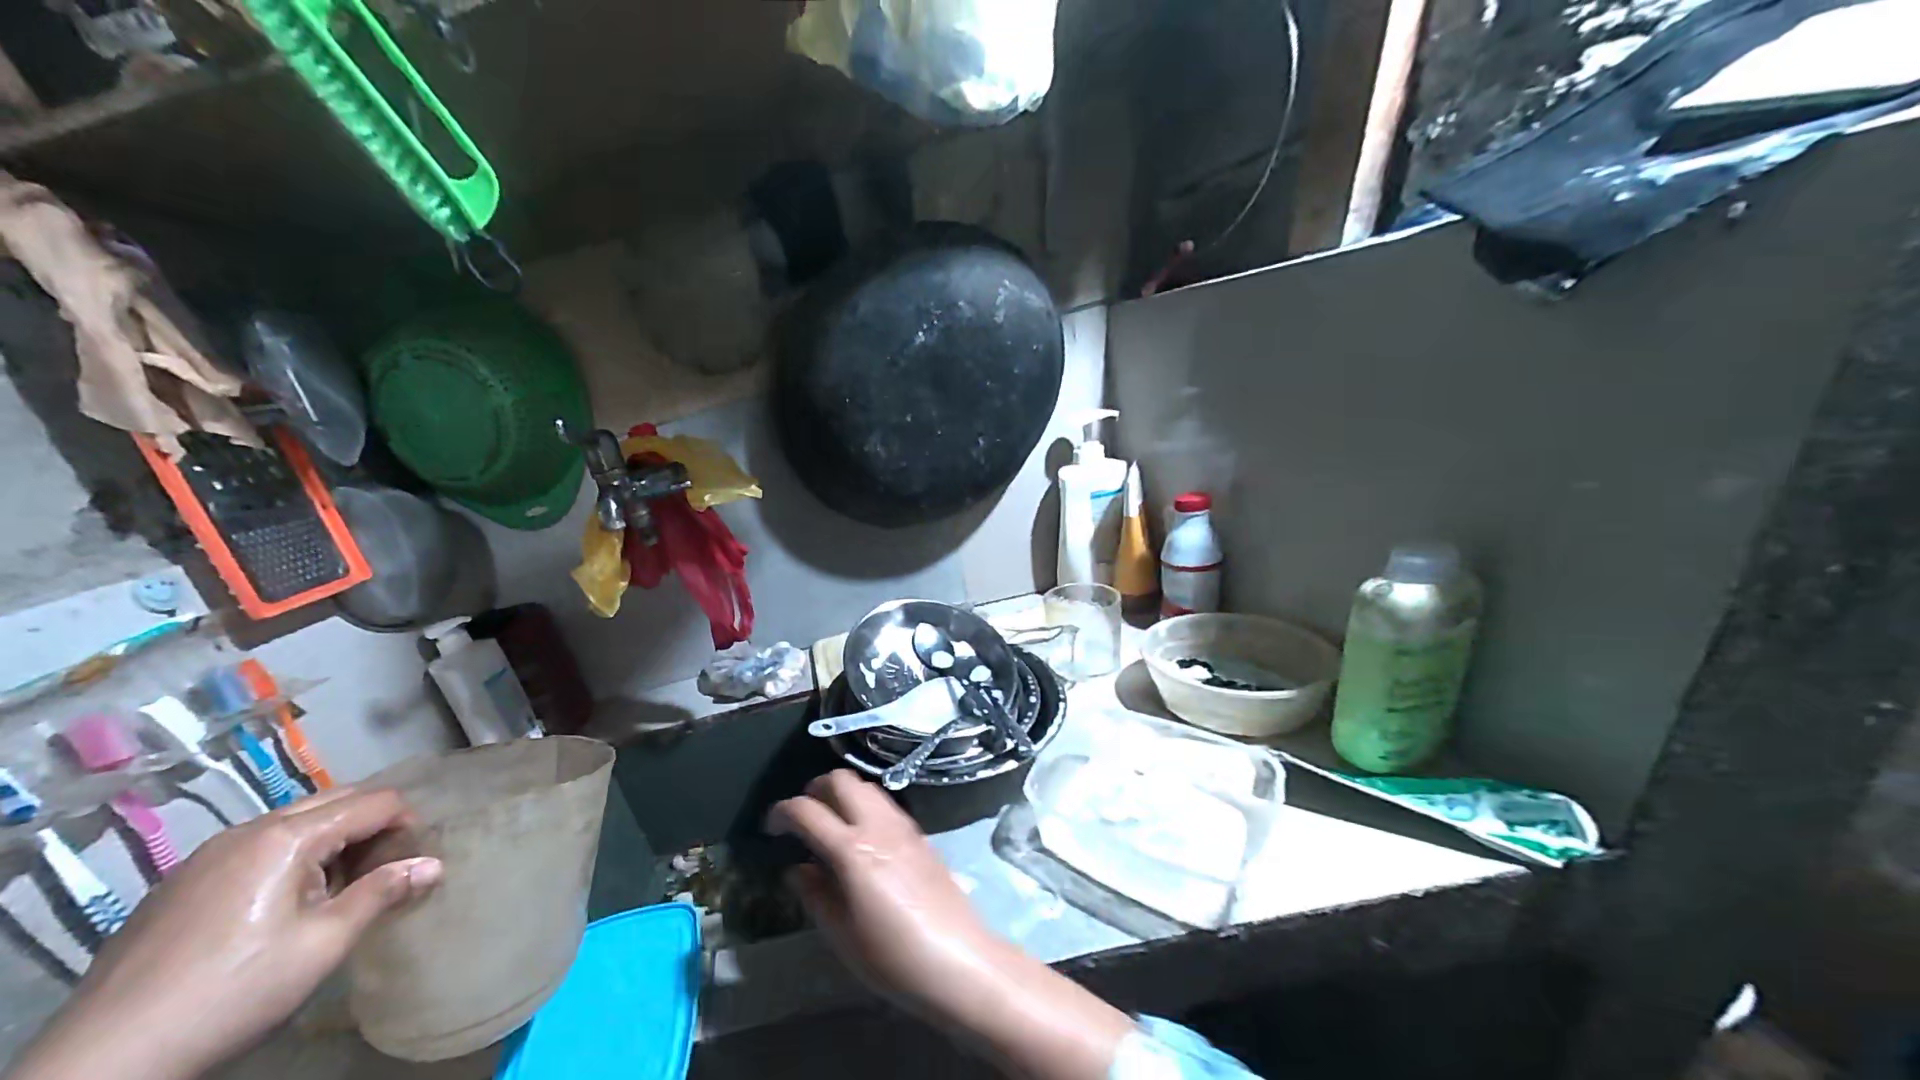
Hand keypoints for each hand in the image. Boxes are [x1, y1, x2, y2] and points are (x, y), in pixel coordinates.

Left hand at [9, 787, 441, 1079]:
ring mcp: (206, 855)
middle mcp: (247, 830)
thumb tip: (434, 865)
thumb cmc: (234, 990)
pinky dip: (291, 856)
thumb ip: (382, 893)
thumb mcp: (324, 944)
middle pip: (336, 800)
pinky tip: (282, 905)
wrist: (104, 1059)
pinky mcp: (180, 882)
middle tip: (383, 871)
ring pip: (295, 821)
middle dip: (372, 825)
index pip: (375, 801)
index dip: (407, 824)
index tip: (413, 862)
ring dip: (332, 839)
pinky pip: (257, 846)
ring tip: (337, 890)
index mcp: (285, 837)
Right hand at [768, 771, 1132, 1079]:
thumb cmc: (893, 958)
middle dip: (813, 789)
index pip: (807, 811)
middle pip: (840, 779)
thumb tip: (797, 869)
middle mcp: (877, 826)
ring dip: (842, 793)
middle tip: (801, 818)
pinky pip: (885, 803)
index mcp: (851, 850)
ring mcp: (903, 826)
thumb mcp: (842, 936)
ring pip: (865, 785)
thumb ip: (815, 895)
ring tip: (830, 824)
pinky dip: (864, 805)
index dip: (781, 812)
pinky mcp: (921, 834)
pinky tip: (861, 837)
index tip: (770, 827)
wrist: (959, 961)